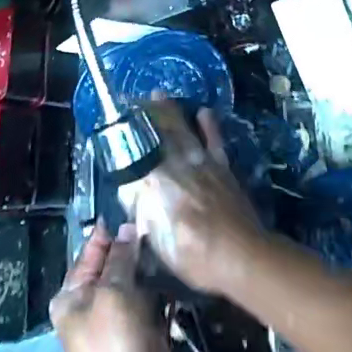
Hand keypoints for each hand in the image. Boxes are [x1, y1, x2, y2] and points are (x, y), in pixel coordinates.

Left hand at [50, 223, 170, 351]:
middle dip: (135, 245)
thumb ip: (120, 259)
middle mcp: (91, 301)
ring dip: (151, 263)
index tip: (134, 202)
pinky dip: (162, 284)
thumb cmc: (112, 347)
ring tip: (172, 235)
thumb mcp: (112, 296)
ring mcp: (117, 315)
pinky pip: (150, 297)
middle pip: (114, 263)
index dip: (110, 229)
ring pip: (135, 279)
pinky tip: (177, 264)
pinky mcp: (140, 328)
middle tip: (160, 217)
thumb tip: (127, 228)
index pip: (90, 251)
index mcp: (72, 294)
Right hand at [130, 98, 268, 295]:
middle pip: (154, 134)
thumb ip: (142, 215)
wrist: (240, 256)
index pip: (131, 157)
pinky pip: (213, 139)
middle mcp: (174, 167)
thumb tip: (131, 194)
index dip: (120, 141)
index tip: (111, 127)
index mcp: (153, 185)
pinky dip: (208, 124)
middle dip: (141, 116)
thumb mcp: (156, 243)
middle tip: (130, 100)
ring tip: (157, 94)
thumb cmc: (194, 257)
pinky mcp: (222, 167)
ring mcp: (201, 164)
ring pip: (181, 130)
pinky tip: (204, 111)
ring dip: (168, 111)